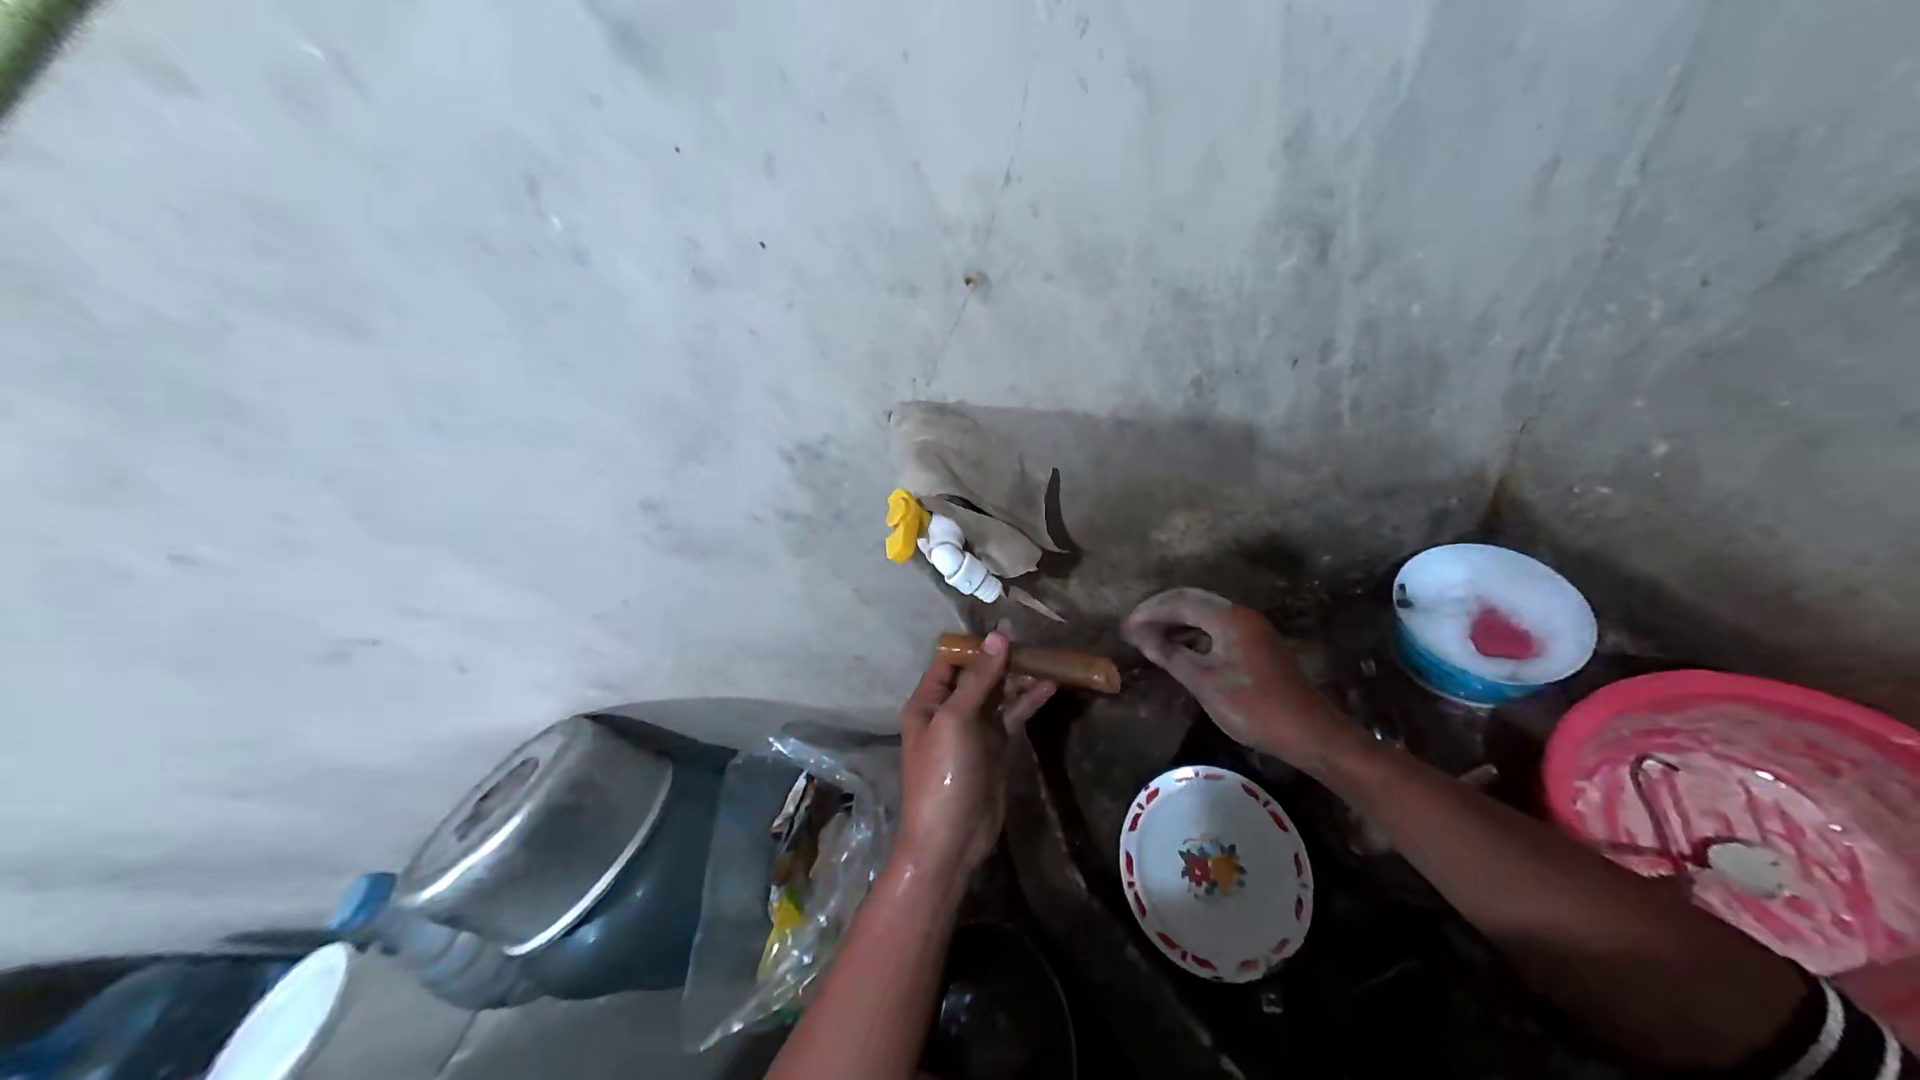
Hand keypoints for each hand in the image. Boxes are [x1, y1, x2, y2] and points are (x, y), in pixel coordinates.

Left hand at [895, 631, 1056, 876]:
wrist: (951, 839)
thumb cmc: (943, 774)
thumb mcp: (955, 720)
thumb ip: (978, 679)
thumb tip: (998, 638)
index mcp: (927, 702)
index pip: (950, 662)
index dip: (976, 647)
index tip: (1008, 632)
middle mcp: (949, 711)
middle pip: (978, 676)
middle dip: (1004, 661)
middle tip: (1037, 645)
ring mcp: (974, 730)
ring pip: (998, 695)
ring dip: (1019, 679)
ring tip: (1049, 661)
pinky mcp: (996, 748)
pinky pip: (1012, 717)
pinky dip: (1029, 701)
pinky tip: (1050, 687)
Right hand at [1122, 588, 1351, 765]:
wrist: (1309, 733)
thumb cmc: (1254, 708)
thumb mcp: (1205, 683)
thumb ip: (1172, 656)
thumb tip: (1142, 638)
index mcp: (1230, 619)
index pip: (1181, 602)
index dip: (1150, 612)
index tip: (1125, 627)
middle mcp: (1241, 615)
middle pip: (1193, 601)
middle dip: (1160, 611)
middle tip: (1133, 627)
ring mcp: (1251, 629)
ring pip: (1205, 613)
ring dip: (1176, 622)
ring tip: (1148, 637)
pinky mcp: (1255, 645)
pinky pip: (1216, 627)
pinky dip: (1192, 633)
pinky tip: (1177, 648)